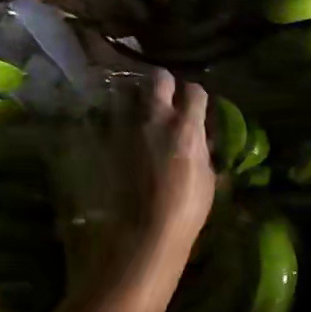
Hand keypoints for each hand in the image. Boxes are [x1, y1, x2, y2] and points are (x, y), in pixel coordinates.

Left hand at [61, 68, 213, 307]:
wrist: (145, 233)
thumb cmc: (185, 212)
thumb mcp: (207, 180)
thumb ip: (203, 152)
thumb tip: (202, 140)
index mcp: (187, 126)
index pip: (195, 91)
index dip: (195, 98)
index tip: (194, 107)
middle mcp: (155, 117)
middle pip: (159, 78)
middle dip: (163, 85)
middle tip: (163, 100)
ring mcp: (125, 127)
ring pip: (126, 91)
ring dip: (133, 97)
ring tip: (135, 111)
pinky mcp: (103, 141)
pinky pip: (107, 118)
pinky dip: (112, 121)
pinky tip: (115, 133)